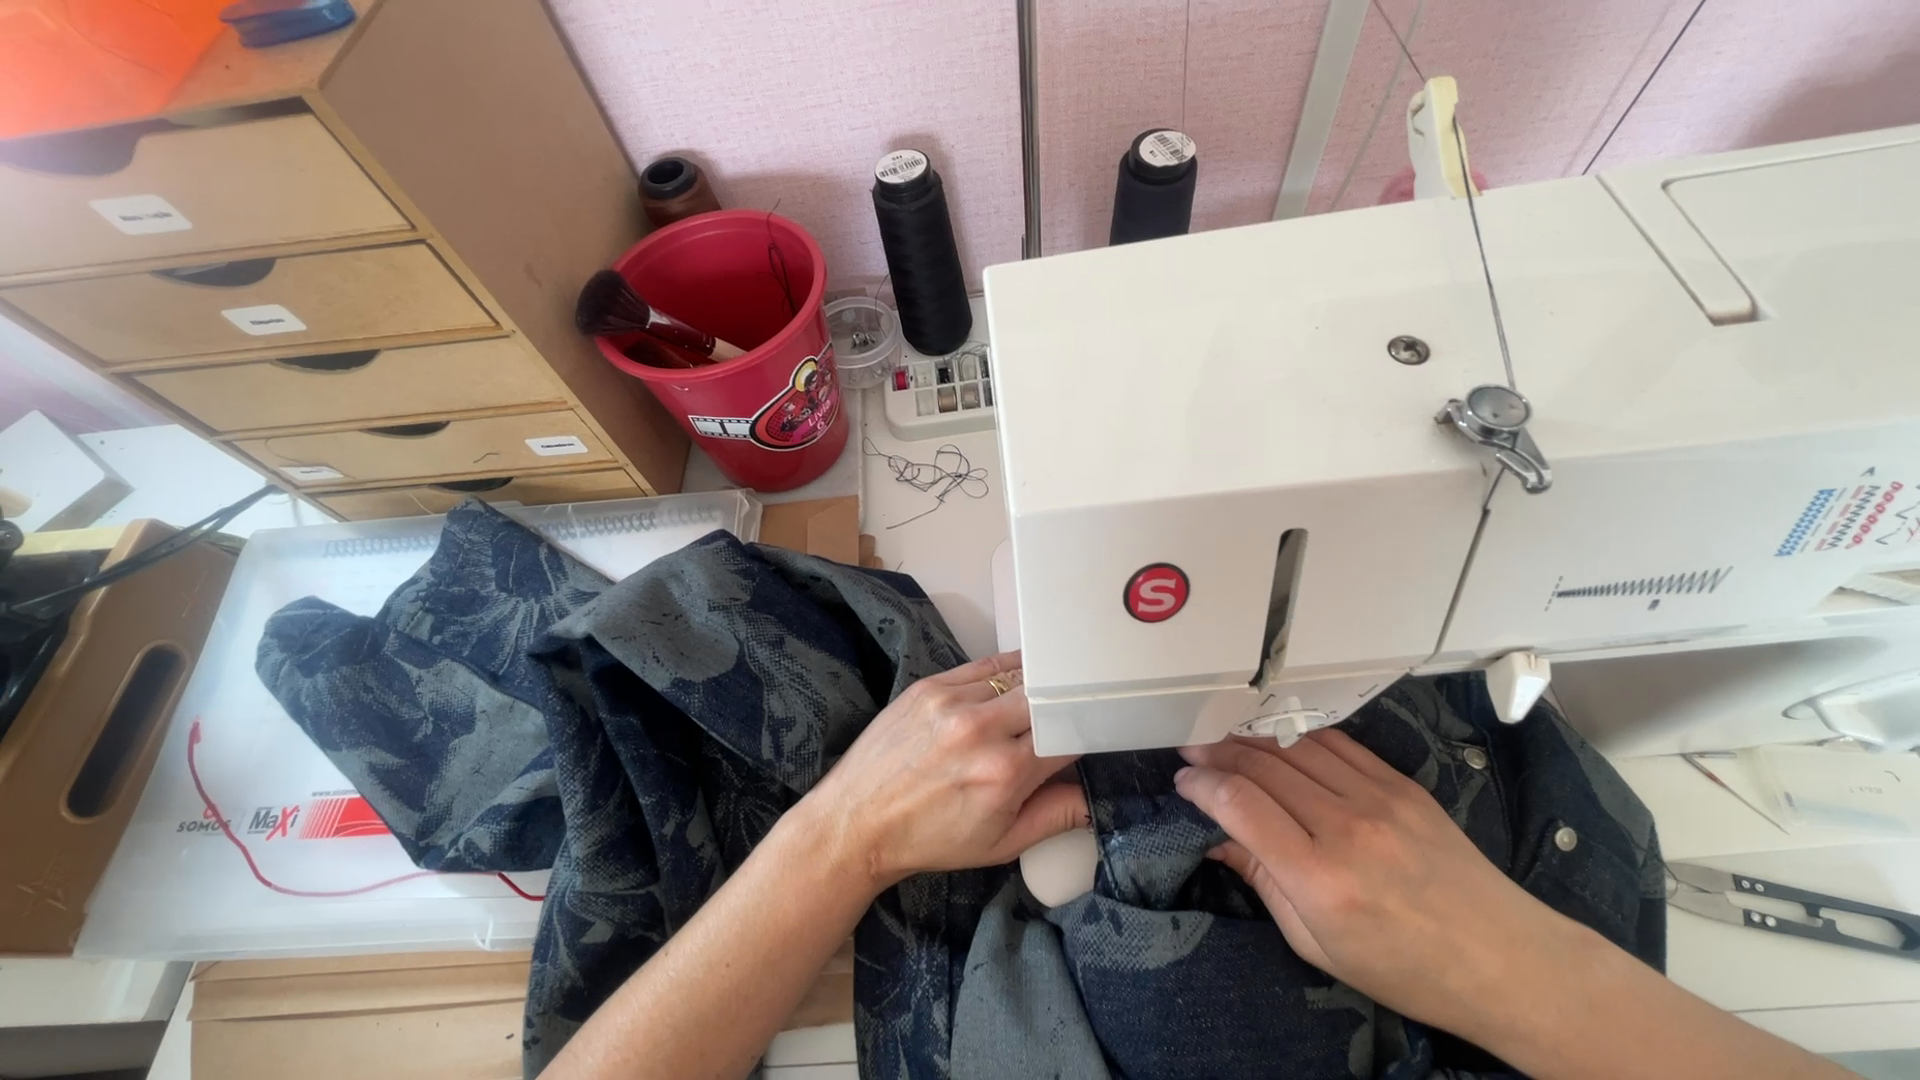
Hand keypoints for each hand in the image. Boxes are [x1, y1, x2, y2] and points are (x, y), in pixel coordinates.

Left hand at [799, 651, 1087, 890]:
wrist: (857, 821)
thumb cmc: (929, 838)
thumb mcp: (1001, 844)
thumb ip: (1056, 816)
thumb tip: (1096, 796)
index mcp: (1006, 773)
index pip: (1068, 734)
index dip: (1086, 731)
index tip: (1092, 732)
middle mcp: (981, 730)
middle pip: (1047, 696)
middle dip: (1062, 705)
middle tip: (1070, 712)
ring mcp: (952, 702)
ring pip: (1017, 676)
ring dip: (1035, 686)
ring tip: (1041, 697)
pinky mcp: (929, 686)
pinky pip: (983, 666)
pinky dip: (1006, 671)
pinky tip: (1013, 681)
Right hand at [1174, 729, 1581, 1040]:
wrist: (1508, 962)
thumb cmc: (1406, 970)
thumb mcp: (1316, 944)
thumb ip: (1262, 881)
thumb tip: (1218, 840)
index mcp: (1320, 878)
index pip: (1240, 804)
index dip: (1201, 786)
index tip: (1182, 785)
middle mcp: (1346, 827)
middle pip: (1261, 765)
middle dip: (1216, 754)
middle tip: (1190, 755)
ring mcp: (1378, 799)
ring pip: (1294, 747)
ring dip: (1249, 738)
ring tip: (1222, 740)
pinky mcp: (1402, 785)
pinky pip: (1336, 744)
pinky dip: (1296, 736)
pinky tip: (1275, 739)